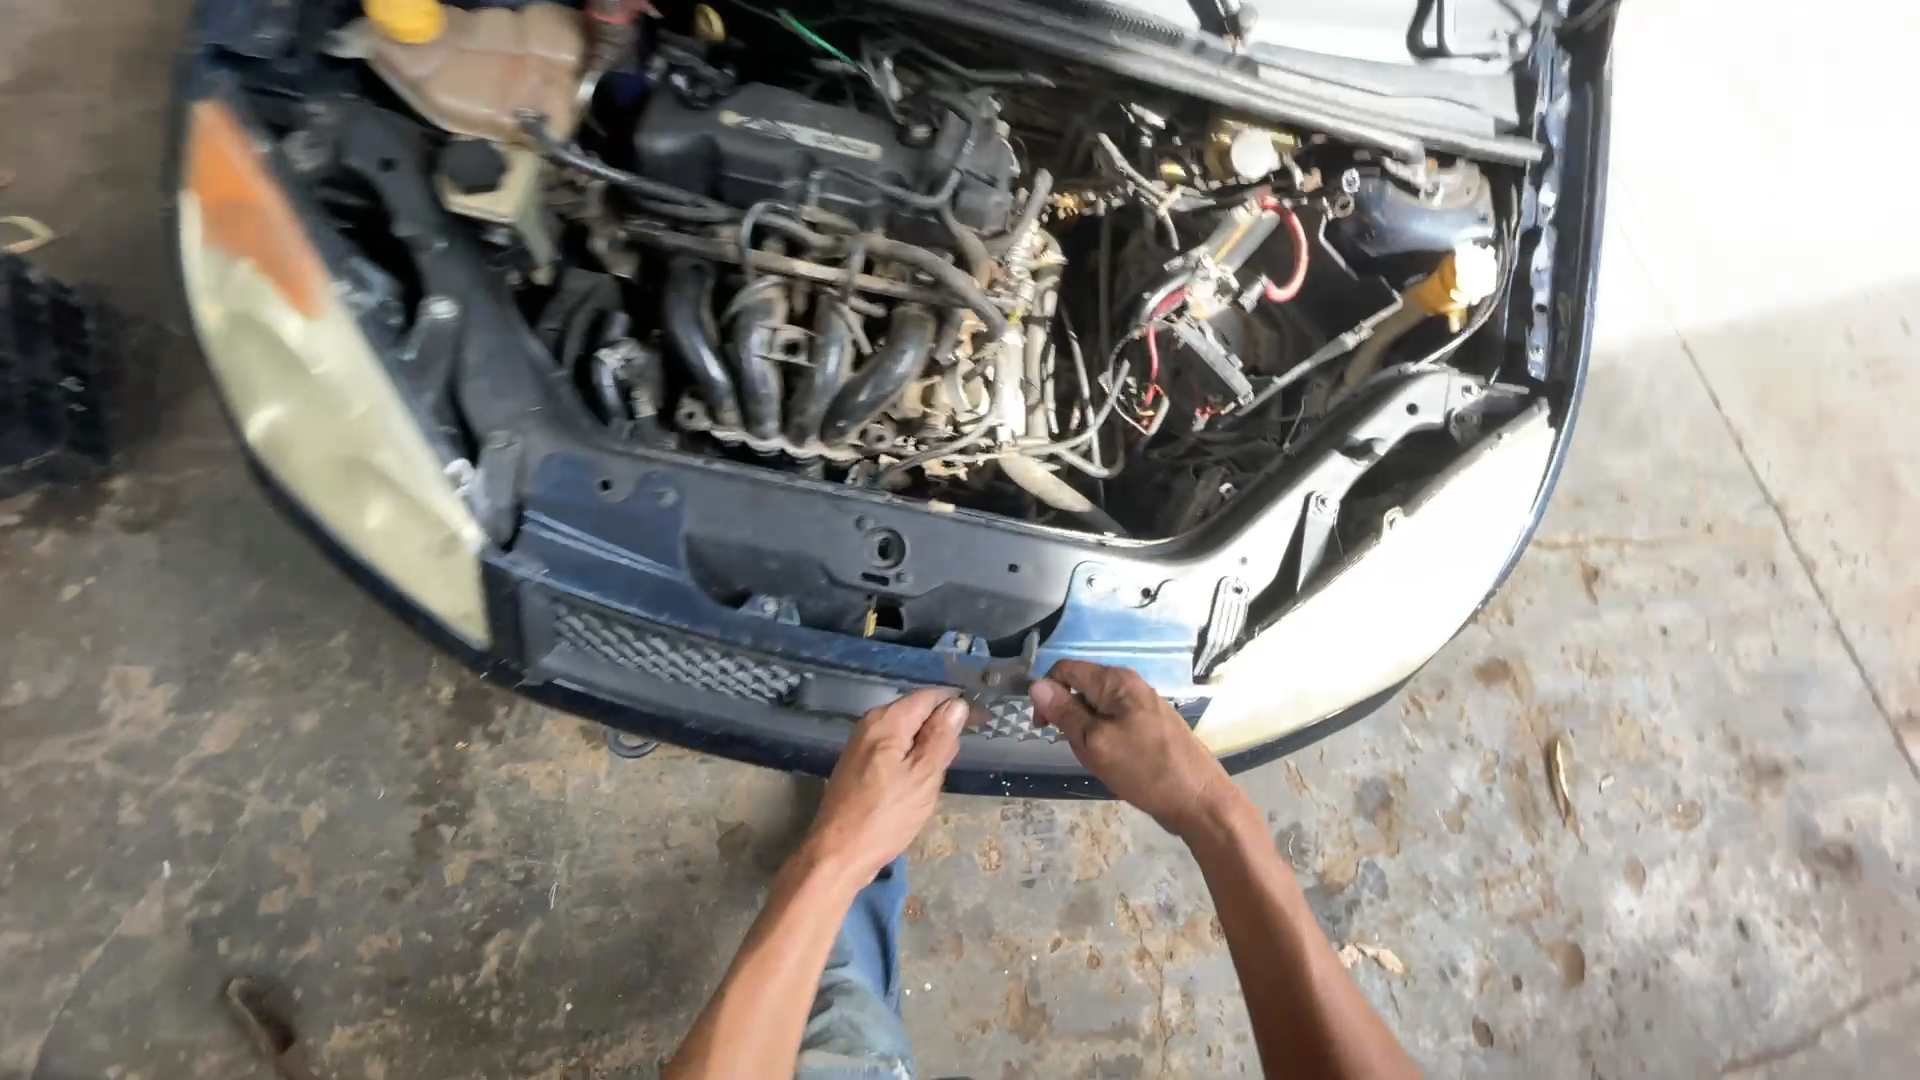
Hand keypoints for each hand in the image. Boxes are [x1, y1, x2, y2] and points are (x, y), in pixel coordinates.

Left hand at [801, 688, 970, 884]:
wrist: (837, 855)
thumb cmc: (885, 816)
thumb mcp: (923, 776)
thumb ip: (941, 737)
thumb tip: (957, 705)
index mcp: (886, 721)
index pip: (929, 696)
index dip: (956, 705)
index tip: (981, 720)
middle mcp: (870, 725)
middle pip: (916, 713)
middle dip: (941, 730)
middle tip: (954, 762)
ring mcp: (862, 745)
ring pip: (906, 734)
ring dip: (927, 749)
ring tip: (936, 779)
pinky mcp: (859, 765)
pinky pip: (893, 751)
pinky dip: (911, 761)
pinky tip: (917, 785)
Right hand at [1030, 660, 1239, 838]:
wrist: (1199, 801)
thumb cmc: (1144, 769)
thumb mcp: (1094, 742)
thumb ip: (1065, 712)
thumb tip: (1036, 685)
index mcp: (1116, 680)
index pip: (1065, 669)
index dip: (1046, 693)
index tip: (1043, 727)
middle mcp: (1130, 684)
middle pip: (1081, 687)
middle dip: (1068, 714)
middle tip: (1074, 748)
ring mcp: (1143, 704)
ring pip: (1097, 707)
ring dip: (1086, 730)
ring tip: (1096, 759)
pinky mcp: (1151, 724)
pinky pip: (1114, 721)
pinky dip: (1104, 737)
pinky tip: (1113, 761)